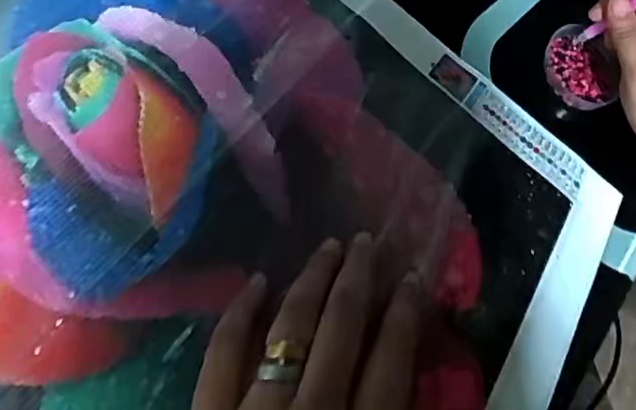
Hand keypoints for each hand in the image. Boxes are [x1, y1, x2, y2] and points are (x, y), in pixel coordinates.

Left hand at [193, 234, 422, 409]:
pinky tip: (256, 281)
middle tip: (369, 241)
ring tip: (329, 246)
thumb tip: (411, 394)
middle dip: (359, 280)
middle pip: (342, 330)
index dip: (405, 315)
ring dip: (312, 281)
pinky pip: (222, 353)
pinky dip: (239, 313)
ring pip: (289, 326)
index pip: (390, 365)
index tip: (413, 277)